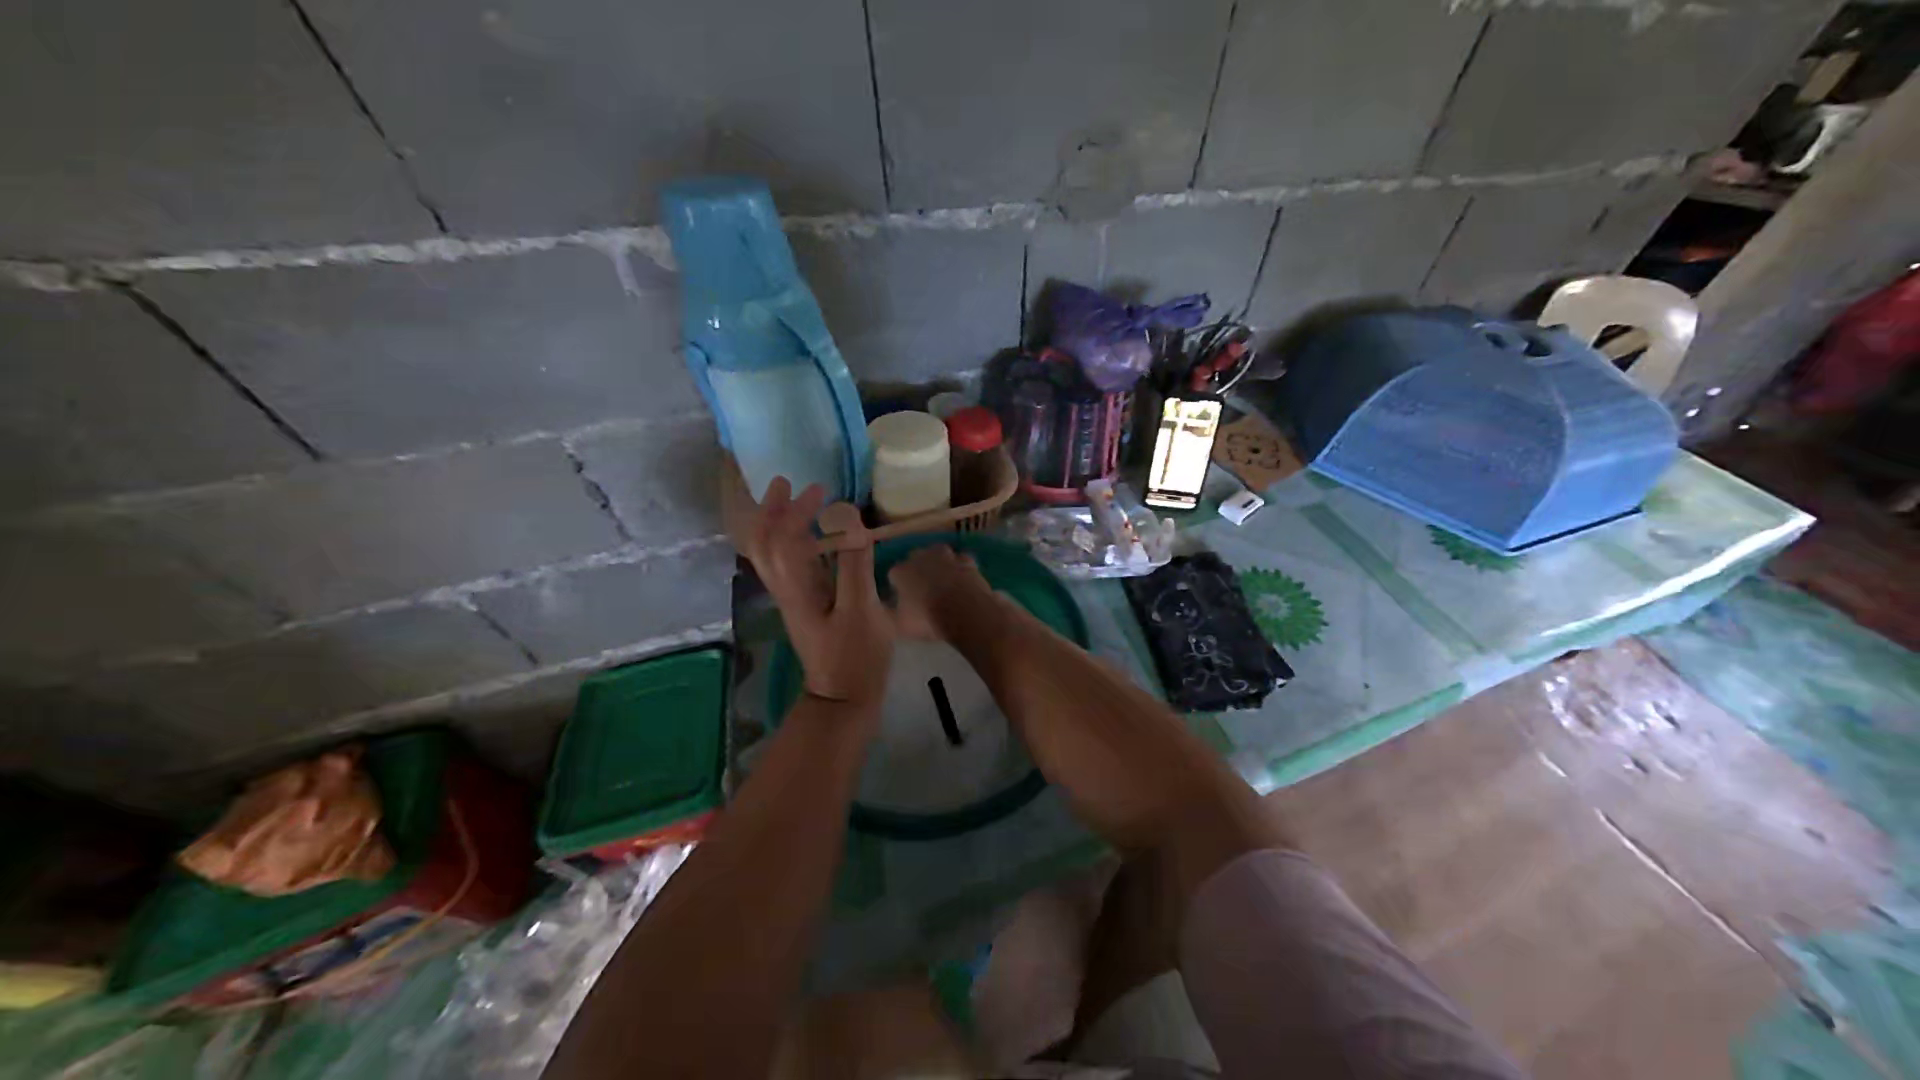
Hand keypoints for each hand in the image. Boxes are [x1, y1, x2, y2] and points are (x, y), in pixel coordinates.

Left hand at [743, 478, 892, 707]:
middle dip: (770, 511)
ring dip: (774, 524)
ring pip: (768, 555)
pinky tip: (808, 539)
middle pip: (761, 545)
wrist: (844, 698)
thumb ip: (854, 563)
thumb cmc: (856, 656)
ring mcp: (791, 600)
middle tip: (784, 484)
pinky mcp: (802, 608)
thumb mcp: (862, 609)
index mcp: (797, 588)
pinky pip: (783, 566)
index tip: (823, 492)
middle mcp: (785, 590)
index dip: (797, 510)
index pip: (783, 538)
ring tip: (789, 502)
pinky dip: (788, 542)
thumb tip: (849, 519)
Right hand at [886, 545, 994, 641]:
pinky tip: (963, 580)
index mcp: (901, 571)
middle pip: (916, 559)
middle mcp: (921, 557)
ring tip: (944, 581)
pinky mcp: (967, 560)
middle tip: (923, 588)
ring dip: (940, 564)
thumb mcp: (901, 625)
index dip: (898, 586)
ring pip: (939, 555)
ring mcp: (946, 556)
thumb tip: (889, 608)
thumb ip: (891, 614)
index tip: (902, 599)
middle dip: (918, 570)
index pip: (894, 574)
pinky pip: (961, 561)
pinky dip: (960, 568)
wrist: (965, 611)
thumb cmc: (927, 618)